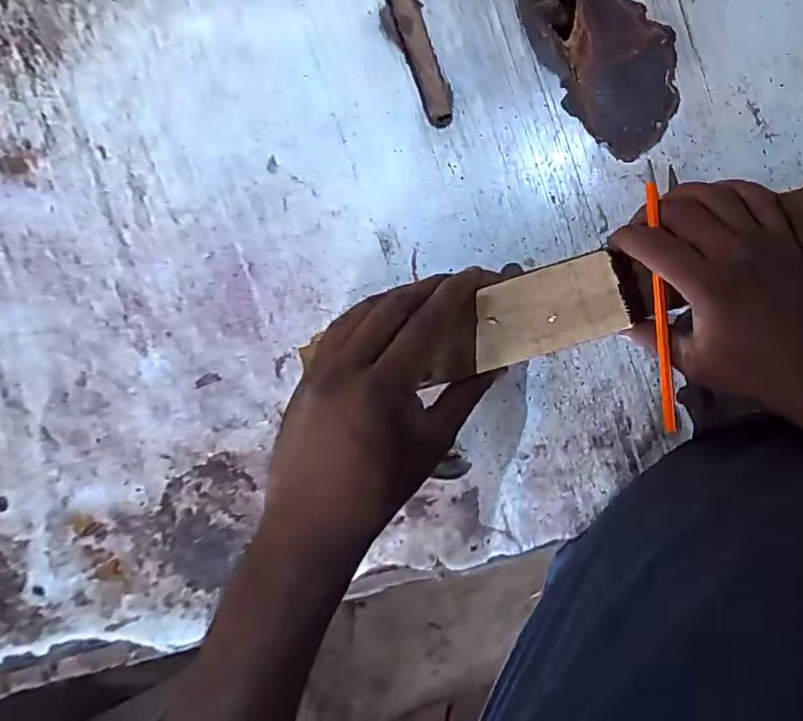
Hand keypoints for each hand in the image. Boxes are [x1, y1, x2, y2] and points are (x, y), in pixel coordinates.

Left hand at [261, 271, 497, 566]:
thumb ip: (466, 394)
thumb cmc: (381, 488)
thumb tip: (498, 363)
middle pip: (391, 307)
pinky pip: (337, 331)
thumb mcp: (434, 440)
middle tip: (457, 281)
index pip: (424, 322)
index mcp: (382, 385)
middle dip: (428, 287)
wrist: (309, 528)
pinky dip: (366, 315)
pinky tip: (383, 319)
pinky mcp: (304, 381)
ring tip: (425, 293)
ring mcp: (318, 372)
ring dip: (396, 296)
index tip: (477, 275)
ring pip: (360, 314)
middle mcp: (345, 368)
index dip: (454, 293)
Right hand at [609, 181, 802, 418]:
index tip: (617, 243)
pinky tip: (718, 197)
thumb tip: (626, 322)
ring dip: (687, 195)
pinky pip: (757, 196)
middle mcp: (733, 253)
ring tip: (673, 208)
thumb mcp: (696, 364)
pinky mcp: (785, 237)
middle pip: (681, 211)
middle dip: (651, 214)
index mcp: (707, 286)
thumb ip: (656, 339)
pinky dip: (732, 188)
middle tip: (643, 229)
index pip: (654, 244)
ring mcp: (763, 240)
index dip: (627, 238)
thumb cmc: (752, 371)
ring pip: (717, 195)